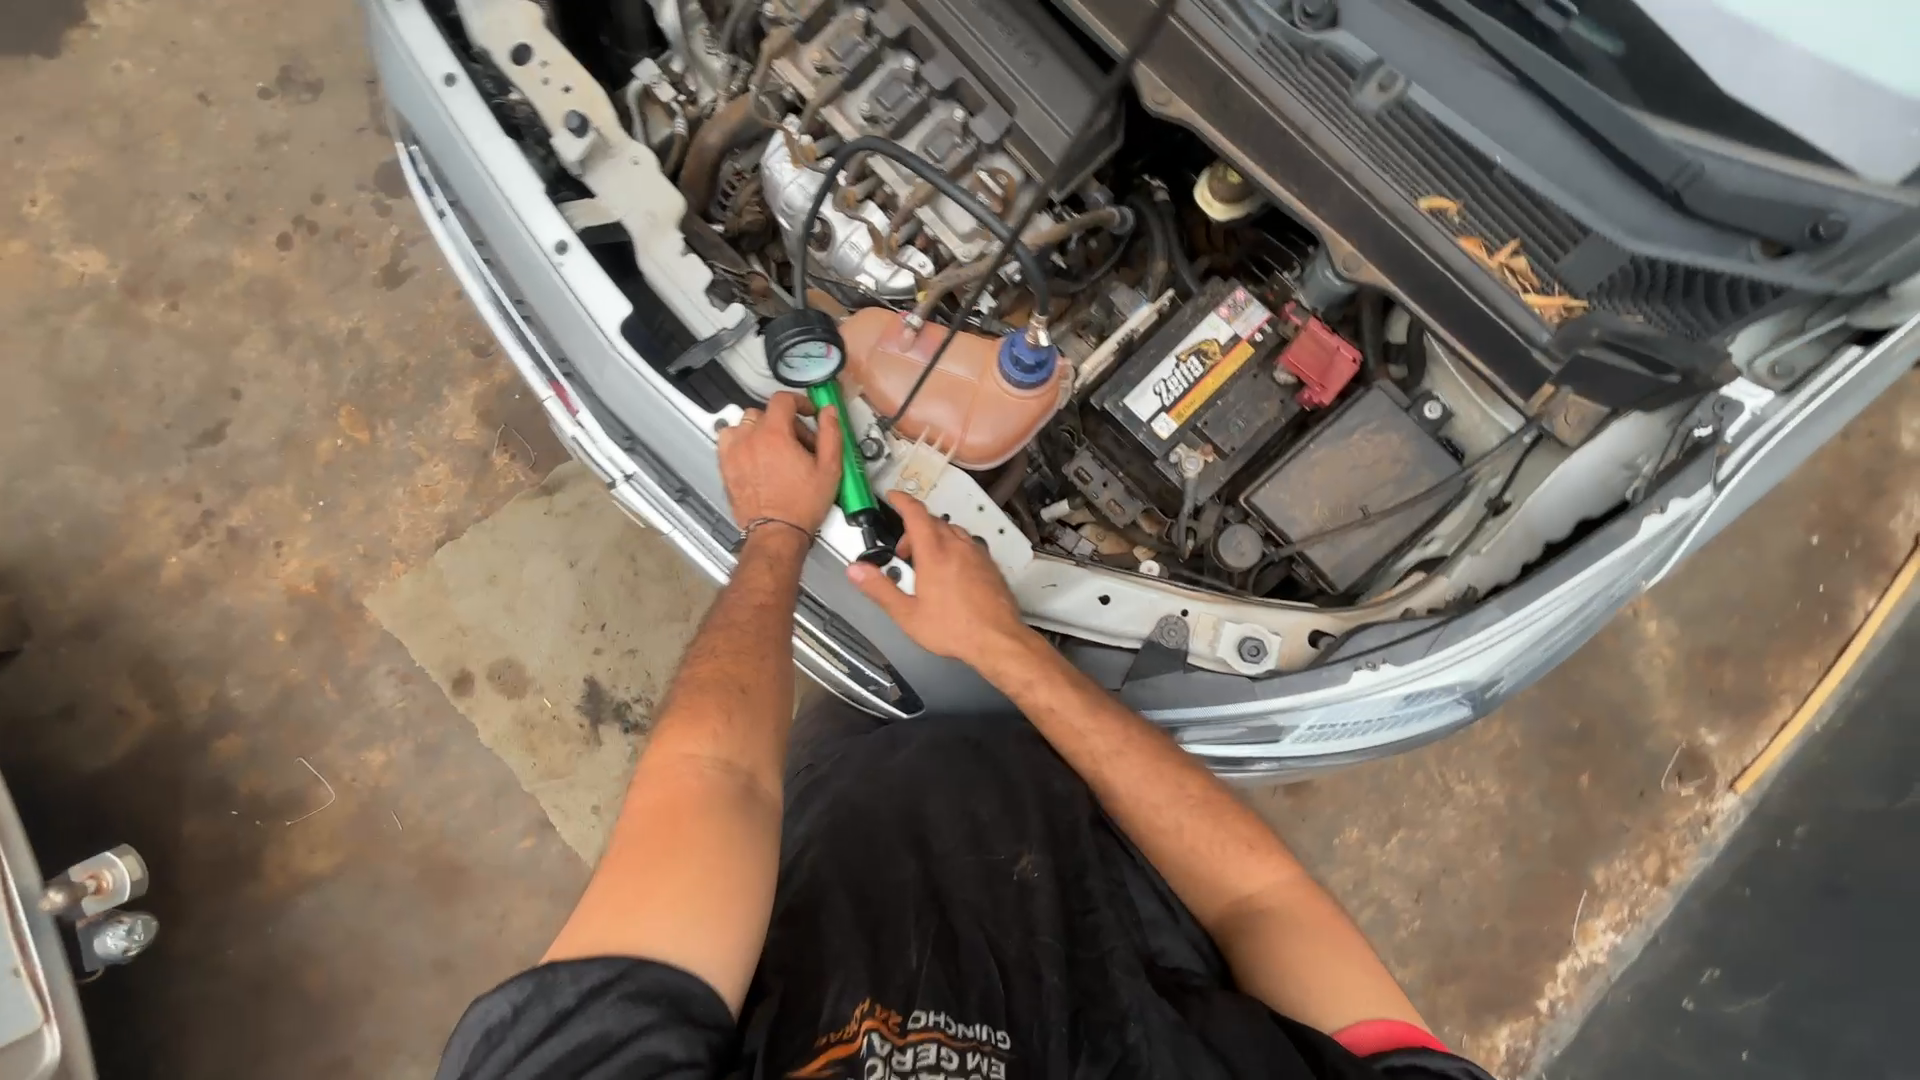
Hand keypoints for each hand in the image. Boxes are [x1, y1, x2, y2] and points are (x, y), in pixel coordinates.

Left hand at [718, 392, 842, 533]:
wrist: (777, 533)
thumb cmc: (800, 506)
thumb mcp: (829, 469)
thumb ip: (831, 434)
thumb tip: (828, 413)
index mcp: (775, 435)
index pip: (782, 400)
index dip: (799, 402)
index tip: (807, 412)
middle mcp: (750, 439)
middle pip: (766, 413)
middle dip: (785, 422)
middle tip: (800, 442)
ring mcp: (734, 452)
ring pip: (744, 424)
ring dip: (761, 429)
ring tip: (775, 448)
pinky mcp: (726, 466)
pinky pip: (728, 440)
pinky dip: (741, 441)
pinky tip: (756, 455)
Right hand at [847, 491, 1034, 667]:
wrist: (997, 639)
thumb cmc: (956, 629)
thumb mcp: (907, 614)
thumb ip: (879, 588)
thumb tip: (857, 571)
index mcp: (934, 554)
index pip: (915, 513)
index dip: (901, 501)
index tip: (893, 497)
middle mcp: (957, 547)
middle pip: (933, 522)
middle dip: (914, 529)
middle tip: (904, 552)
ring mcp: (976, 554)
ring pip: (952, 531)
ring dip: (935, 538)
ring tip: (926, 564)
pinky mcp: (989, 564)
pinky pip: (968, 544)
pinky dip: (954, 548)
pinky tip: (950, 572)